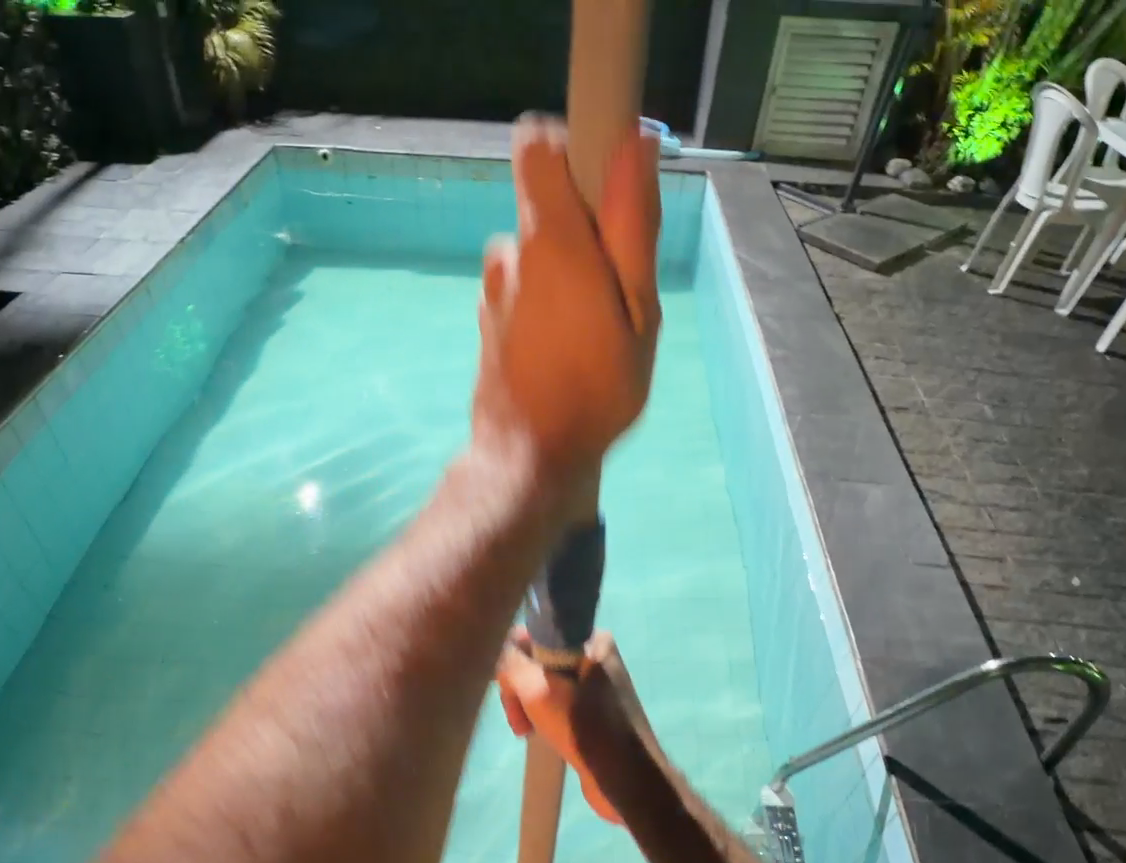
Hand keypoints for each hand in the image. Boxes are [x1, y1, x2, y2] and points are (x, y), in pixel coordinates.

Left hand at [473, 116, 661, 496]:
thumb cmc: (597, 389)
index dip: (574, 150)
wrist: (530, 457)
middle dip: (584, 229)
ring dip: (566, 272)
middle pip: (546, 204)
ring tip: (593, 329)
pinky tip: (563, 348)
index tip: (606, 188)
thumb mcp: (638, 311)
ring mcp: (492, 286)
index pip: (539, 145)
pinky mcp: (487, 317)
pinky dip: (545, 300)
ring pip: (537, 251)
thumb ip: (632, 225)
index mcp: (551, 239)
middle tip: (616, 290)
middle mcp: (511, 251)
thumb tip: (633, 141)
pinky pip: (522, 285)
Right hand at [496, 630, 654, 824]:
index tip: (511, 691)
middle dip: (521, 690)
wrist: (626, 778)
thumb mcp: (537, 688)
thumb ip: (511, 661)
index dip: (515, 661)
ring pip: (544, 684)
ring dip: (529, 706)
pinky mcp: (596, 710)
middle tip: (520, 721)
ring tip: (526, 732)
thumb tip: (502, 650)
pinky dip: (543, 716)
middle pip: (537, 661)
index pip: (536, 634)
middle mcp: (597, 656)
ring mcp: (597, 684)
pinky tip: (541, 734)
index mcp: (592, 639)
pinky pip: (557, 701)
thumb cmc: (584, 726)